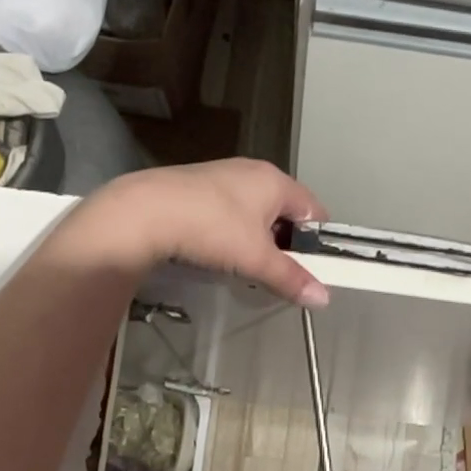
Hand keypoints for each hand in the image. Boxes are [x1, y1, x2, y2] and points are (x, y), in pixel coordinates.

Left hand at [81, 159, 329, 306]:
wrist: (146, 212)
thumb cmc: (213, 229)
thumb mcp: (257, 260)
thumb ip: (291, 278)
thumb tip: (324, 299)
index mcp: (276, 181)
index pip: (315, 209)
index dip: (317, 241)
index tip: (310, 268)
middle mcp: (253, 171)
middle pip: (284, 210)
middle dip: (285, 242)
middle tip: (277, 271)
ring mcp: (223, 175)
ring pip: (255, 210)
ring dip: (257, 238)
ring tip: (246, 264)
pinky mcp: (197, 185)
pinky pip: (229, 209)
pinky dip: (232, 231)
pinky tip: (217, 250)